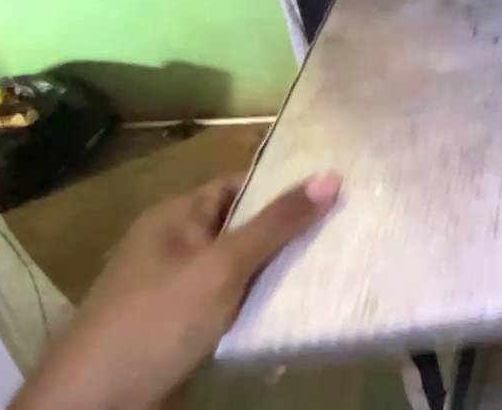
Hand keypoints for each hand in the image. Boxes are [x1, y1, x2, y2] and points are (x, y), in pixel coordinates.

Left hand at [10, 172, 340, 409]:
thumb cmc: (153, 324)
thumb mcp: (222, 267)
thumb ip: (277, 222)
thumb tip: (333, 175)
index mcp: (176, 217)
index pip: (243, 183)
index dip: (287, 182)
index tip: (338, 185)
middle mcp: (176, 245)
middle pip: (246, 223)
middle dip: (291, 226)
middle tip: (347, 222)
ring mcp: (177, 288)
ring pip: (243, 265)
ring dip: (280, 266)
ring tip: (336, 257)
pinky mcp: (183, 326)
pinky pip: (234, 299)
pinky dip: (263, 299)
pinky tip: (298, 302)